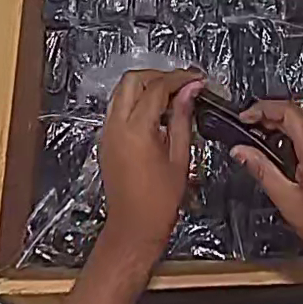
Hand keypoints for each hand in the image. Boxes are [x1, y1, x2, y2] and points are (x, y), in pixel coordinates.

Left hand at [98, 69, 200, 259]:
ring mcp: (107, 132)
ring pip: (123, 90)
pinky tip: (158, 112)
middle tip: (183, 83)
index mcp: (135, 131)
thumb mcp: (180, 156)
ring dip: (147, 86)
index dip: (179, 78)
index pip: (156, 87)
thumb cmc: (159, 201)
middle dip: (159, 75)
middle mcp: (116, 127)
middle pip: (132, 79)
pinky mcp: (106, 139)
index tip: (196, 78)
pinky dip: (137, 100)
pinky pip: (119, 106)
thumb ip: (183, 117)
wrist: (133, 228)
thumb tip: (190, 90)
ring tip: (173, 96)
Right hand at [232, 101, 302, 262]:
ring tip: (259, 140)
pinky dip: (294, 138)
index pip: (288, 111)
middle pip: (296, 115)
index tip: (244, 117)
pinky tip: (282, 154)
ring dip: (281, 127)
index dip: (263, 108)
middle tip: (247, 128)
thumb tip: (240, 151)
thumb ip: (263, 170)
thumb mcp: (288, 199)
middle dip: (269, 117)